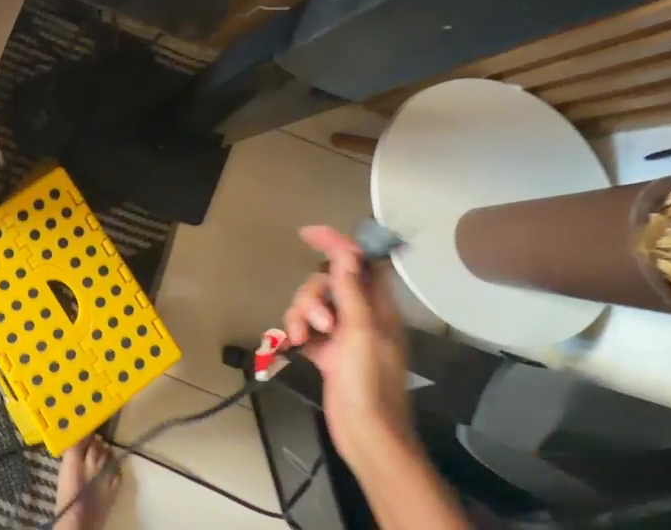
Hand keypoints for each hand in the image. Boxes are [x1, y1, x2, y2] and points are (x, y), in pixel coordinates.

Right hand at [282, 225, 414, 462]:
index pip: (358, 263)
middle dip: (313, 295)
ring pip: (312, 304)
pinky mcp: (326, 352)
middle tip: (318, 323)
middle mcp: (360, 316)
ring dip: (301, 315)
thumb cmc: (370, 384)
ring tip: (303, 338)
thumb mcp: (361, 333)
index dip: (336, 244)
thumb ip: (351, 291)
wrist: (367, 436)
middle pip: (327, 282)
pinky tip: (292, 345)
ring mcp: (342, 334)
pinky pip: (304, 327)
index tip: (307, 233)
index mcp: (378, 308)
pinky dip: (295, 331)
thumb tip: (346, 252)